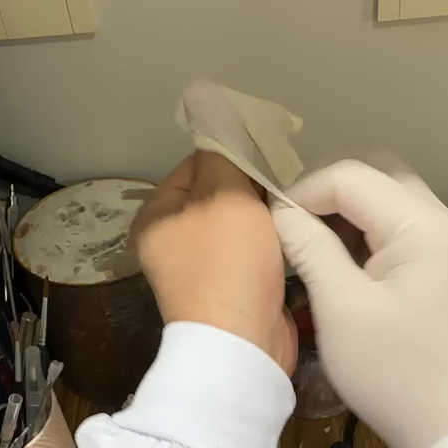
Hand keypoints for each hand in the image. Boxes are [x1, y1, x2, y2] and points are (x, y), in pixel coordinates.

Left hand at [132, 151, 296, 373]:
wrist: (244, 344)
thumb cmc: (229, 264)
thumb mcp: (225, 194)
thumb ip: (222, 150)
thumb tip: (208, 103)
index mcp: (156, 216)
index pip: (196, 163)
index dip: (233, 156)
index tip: (268, 161)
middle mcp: (171, 241)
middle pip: (219, 193)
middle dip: (252, 189)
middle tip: (282, 188)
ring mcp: (200, 269)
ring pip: (240, 223)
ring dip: (266, 217)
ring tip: (290, 214)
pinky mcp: (229, 289)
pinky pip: (251, 252)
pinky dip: (271, 244)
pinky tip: (291, 240)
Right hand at [270, 159, 447, 447]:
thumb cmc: (395, 372)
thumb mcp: (341, 309)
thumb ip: (310, 248)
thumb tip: (280, 212)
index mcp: (422, 225)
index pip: (351, 176)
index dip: (303, 192)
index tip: (270, 224)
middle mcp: (440, 222)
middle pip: (376, 175)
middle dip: (326, 193)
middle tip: (290, 229)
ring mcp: (444, 246)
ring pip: (386, 201)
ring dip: (344, 214)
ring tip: (309, 249)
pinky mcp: (440, 269)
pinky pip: (396, 231)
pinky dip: (363, 237)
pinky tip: (338, 267)